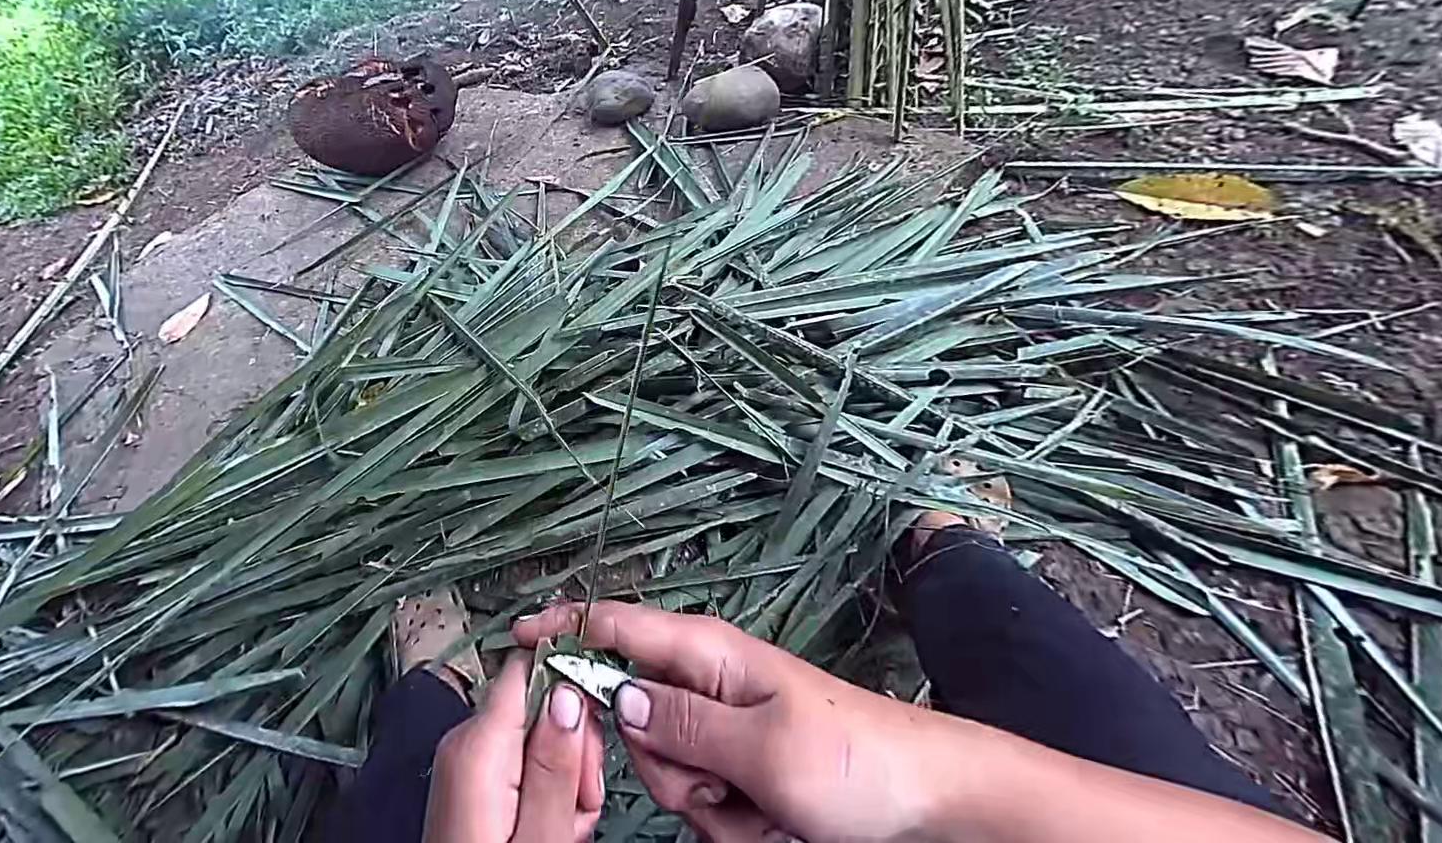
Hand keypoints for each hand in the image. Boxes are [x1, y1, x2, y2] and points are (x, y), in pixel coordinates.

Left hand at [425, 651, 606, 842]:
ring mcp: (469, 762)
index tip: (591, 728)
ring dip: (565, 775)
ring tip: (562, 827)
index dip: (570, 685)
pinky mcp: (477, 781)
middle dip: (572, 745)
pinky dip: (548, 791)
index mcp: (476, 747)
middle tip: (577, 803)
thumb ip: (556, 764)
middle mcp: (466, 744)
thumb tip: (568, 691)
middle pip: (540, 701)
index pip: (530, 666)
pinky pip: (527, 760)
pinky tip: (549, 829)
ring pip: (541, 733)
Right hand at [516, 601, 962, 842]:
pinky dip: (727, 816)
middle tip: (722, 786)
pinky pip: (696, 789)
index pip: (618, 623)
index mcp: (706, 650)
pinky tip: (770, 817)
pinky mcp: (732, 757)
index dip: (566, 623)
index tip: (519, 632)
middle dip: (665, 761)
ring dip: (703, 798)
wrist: (922, 800)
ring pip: (662, 760)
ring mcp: (717, 719)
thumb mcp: (764, 747)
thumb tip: (617, 693)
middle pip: (633, 712)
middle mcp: (703, 678)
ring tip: (762, 805)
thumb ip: (683, 721)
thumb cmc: (849, 758)